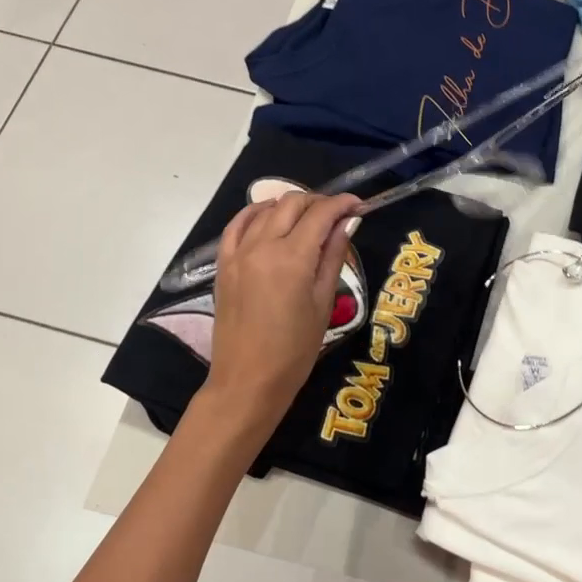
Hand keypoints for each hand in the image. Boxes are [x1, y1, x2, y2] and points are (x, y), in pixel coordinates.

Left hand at [204, 192, 361, 428]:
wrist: (247, 380)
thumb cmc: (294, 349)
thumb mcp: (323, 302)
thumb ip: (333, 256)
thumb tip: (346, 224)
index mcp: (293, 257)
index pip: (321, 214)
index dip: (342, 204)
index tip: (358, 205)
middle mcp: (263, 246)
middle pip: (292, 203)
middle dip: (318, 201)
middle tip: (337, 215)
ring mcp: (238, 253)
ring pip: (265, 209)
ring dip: (290, 205)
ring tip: (308, 218)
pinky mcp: (223, 264)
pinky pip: (237, 225)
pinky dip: (255, 213)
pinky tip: (269, 216)